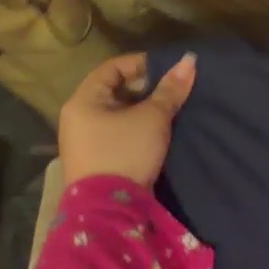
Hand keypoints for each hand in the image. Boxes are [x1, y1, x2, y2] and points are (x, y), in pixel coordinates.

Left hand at [58, 52, 196, 186]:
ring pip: (118, 112)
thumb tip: (190, 59)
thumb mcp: (153, 117)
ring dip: (143, 108)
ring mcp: (84, 139)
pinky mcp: (96, 158)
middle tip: (172, 90)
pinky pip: (118, 130)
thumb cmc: (126, 152)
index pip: (112, 67)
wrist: (109, 209)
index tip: (169, 70)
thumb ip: (171, 89)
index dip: (142, 63)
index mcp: (83, 101)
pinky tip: (158, 131)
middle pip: (114, 89)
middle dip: (145, 87)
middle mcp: (78, 117)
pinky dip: (137, 126)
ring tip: (170, 110)